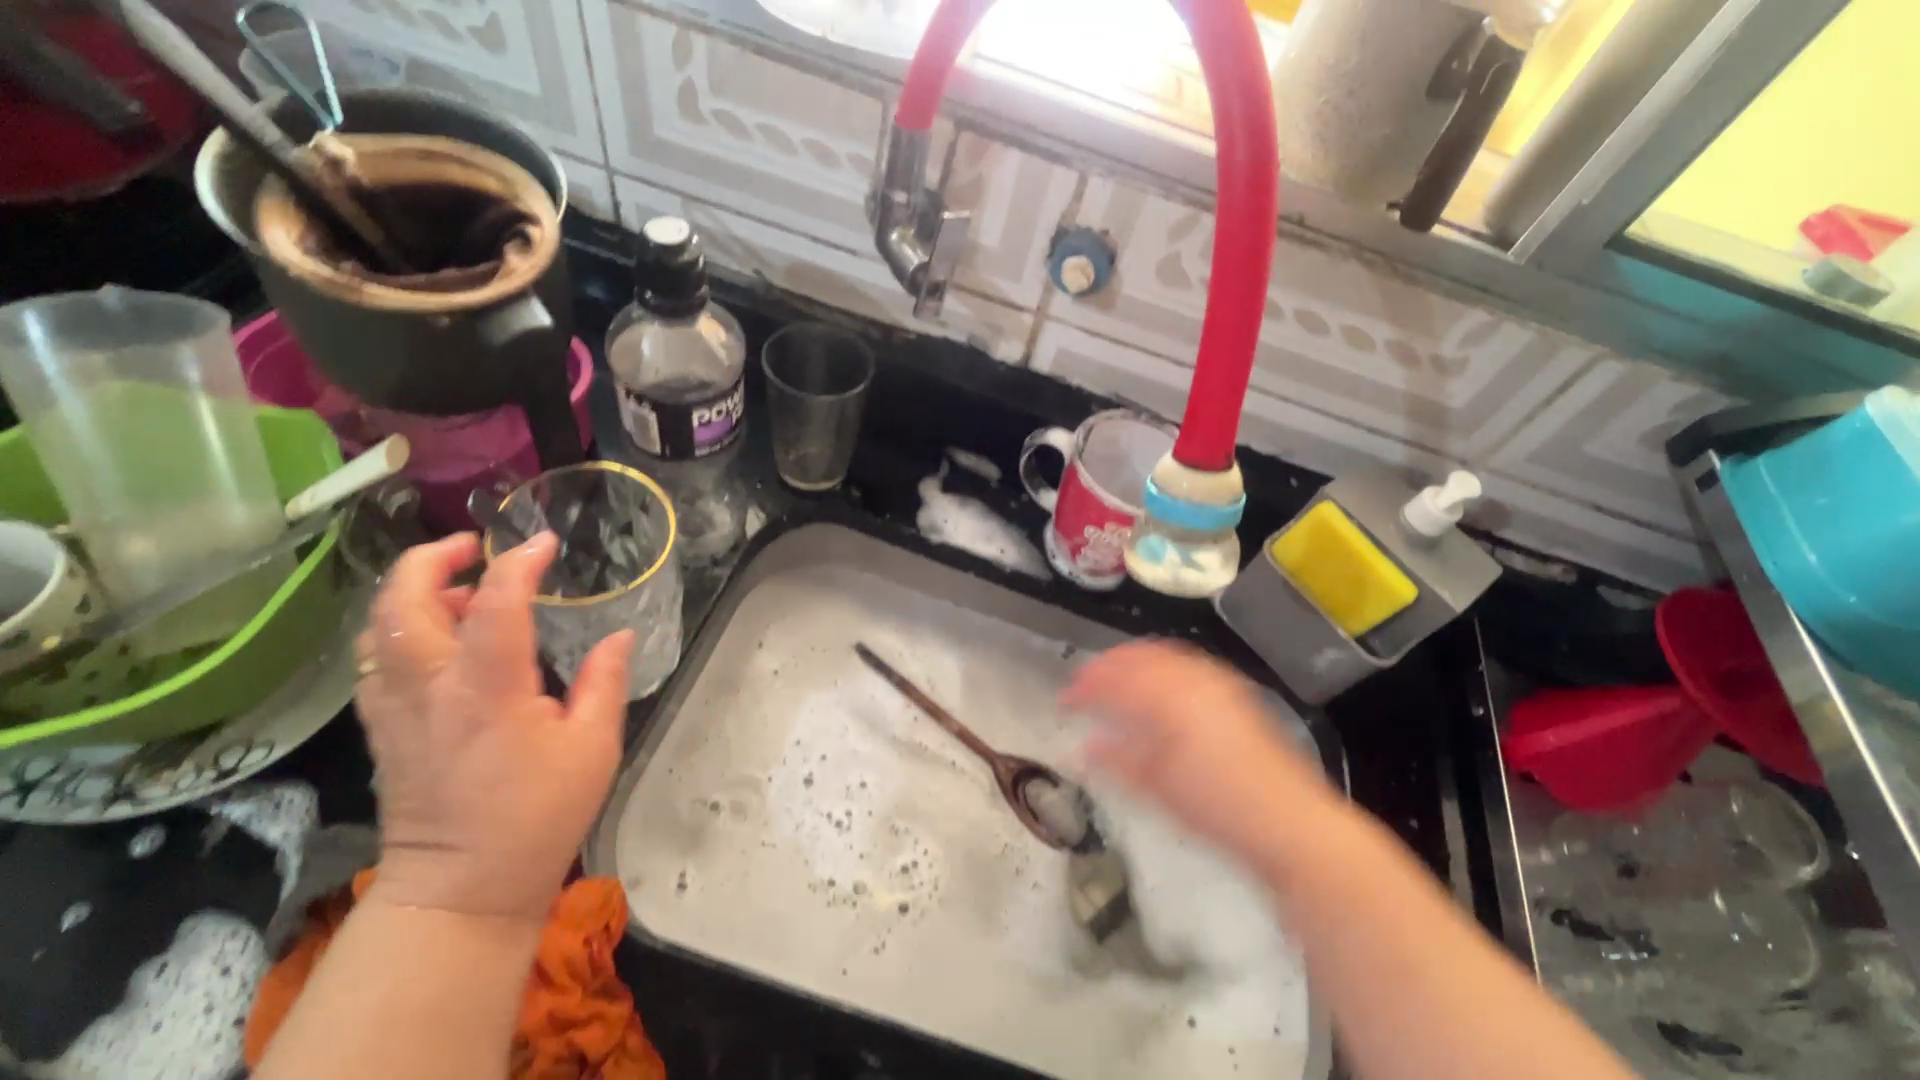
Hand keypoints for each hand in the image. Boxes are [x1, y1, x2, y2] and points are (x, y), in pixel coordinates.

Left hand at [353, 531, 633, 921]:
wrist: (462, 887)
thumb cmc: (537, 817)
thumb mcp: (593, 749)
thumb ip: (604, 682)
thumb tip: (619, 636)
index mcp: (488, 686)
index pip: (496, 599)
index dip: (520, 561)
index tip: (545, 543)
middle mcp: (430, 684)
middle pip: (404, 597)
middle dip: (433, 557)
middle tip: (473, 546)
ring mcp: (395, 706)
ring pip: (379, 625)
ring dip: (414, 592)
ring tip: (459, 593)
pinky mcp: (381, 728)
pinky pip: (375, 659)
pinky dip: (399, 630)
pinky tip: (434, 642)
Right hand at [1062, 640, 1340, 868]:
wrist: (1288, 821)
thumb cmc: (1219, 807)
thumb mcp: (1160, 788)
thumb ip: (1119, 761)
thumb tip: (1085, 747)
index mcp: (1171, 700)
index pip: (1118, 678)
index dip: (1088, 684)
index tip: (1068, 698)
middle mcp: (1195, 682)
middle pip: (1142, 658)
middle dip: (1109, 667)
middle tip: (1086, 685)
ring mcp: (1219, 685)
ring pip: (1166, 657)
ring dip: (1135, 664)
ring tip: (1115, 682)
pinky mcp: (1236, 697)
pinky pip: (1191, 667)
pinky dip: (1164, 671)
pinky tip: (1157, 691)